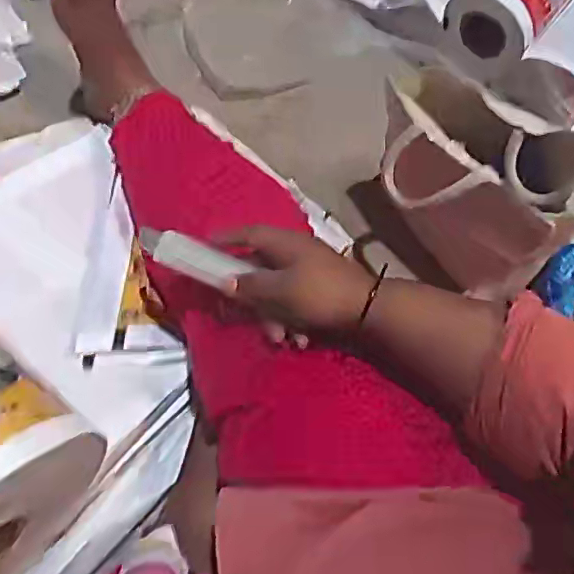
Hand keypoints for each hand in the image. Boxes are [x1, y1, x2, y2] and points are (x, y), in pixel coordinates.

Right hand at [216, 226, 380, 336]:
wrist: (368, 309)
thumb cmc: (320, 293)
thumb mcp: (280, 291)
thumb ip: (251, 286)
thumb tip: (226, 281)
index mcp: (285, 243)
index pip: (249, 233)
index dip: (226, 238)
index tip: (205, 246)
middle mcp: (295, 252)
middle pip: (259, 271)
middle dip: (253, 302)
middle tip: (246, 321)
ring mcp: (308, 270)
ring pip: (275, 293)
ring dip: (274, 318)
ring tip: (283, 339)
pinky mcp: (319, 289)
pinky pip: (294, 304)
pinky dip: (292, 322)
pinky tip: (300, 340)